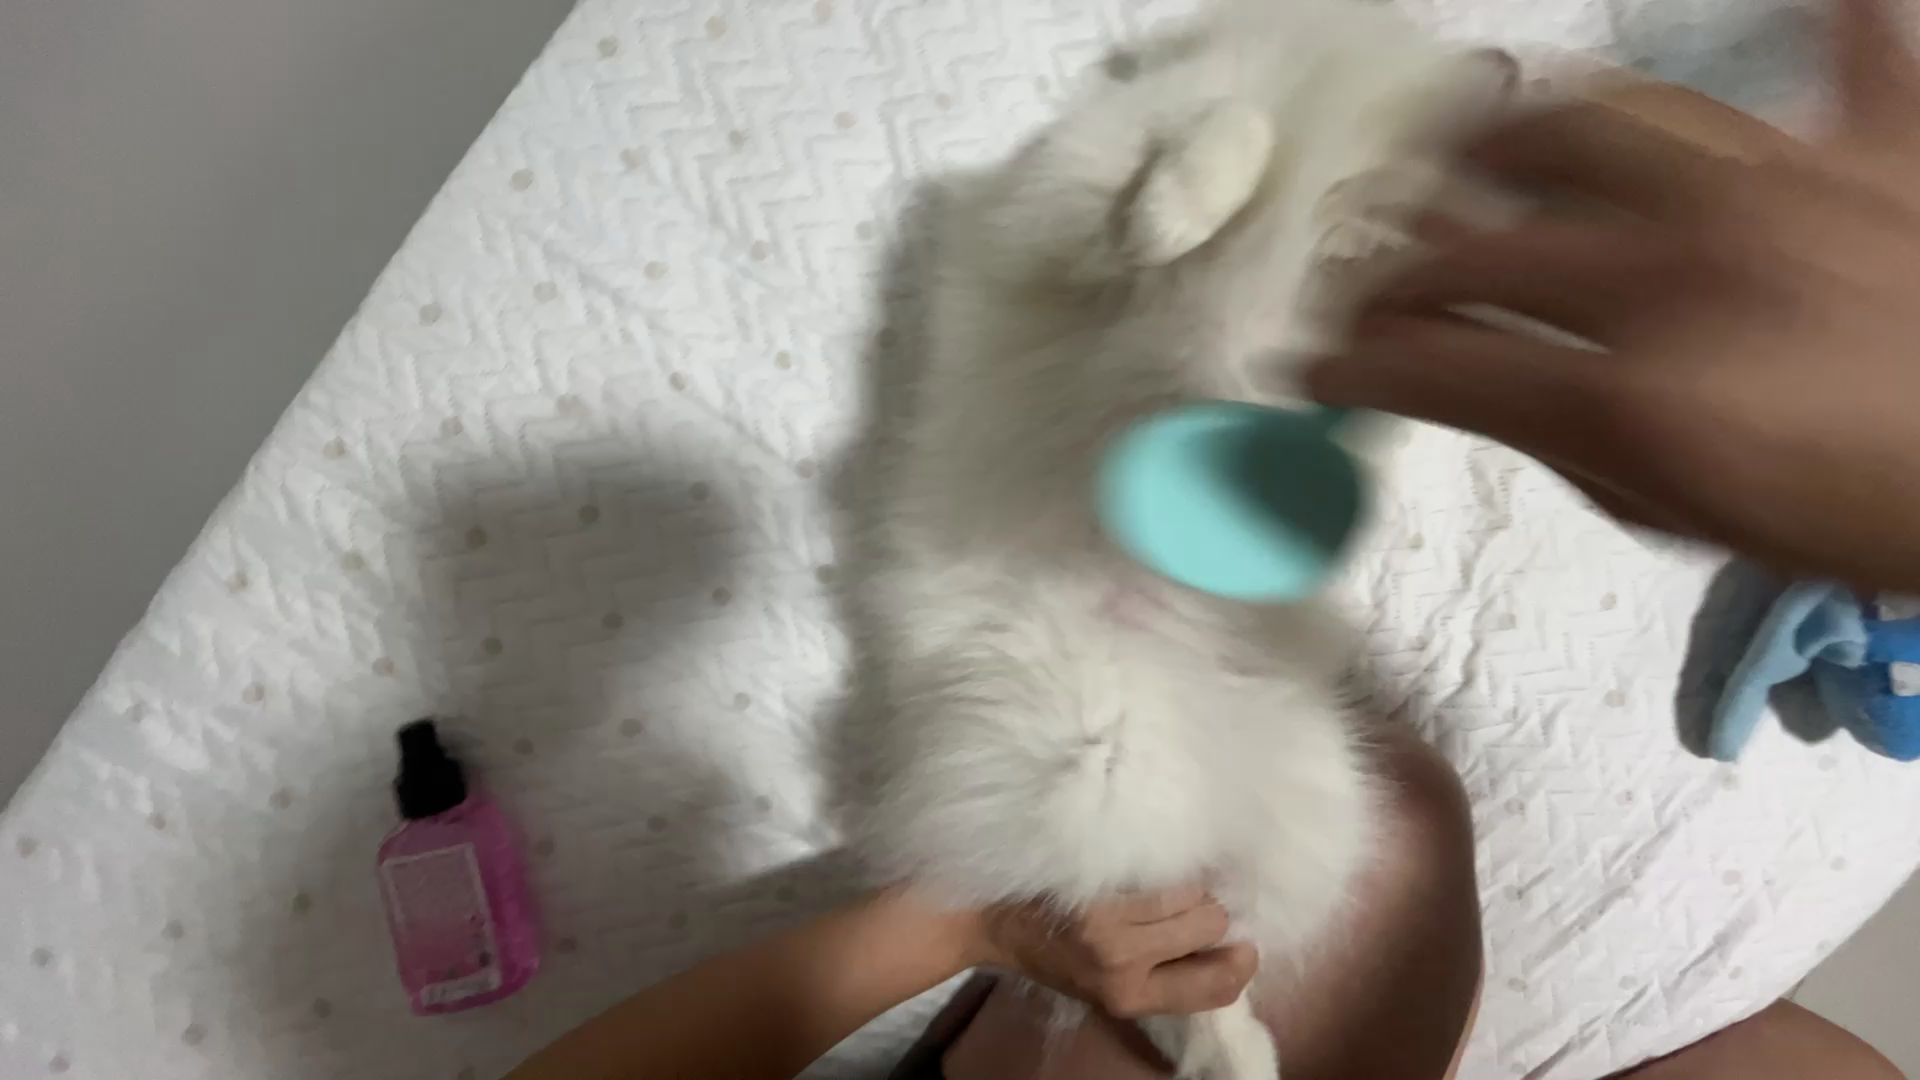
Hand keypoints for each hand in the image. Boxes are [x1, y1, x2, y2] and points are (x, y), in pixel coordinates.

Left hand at [973, 885, 1256, 1017]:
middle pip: (1210, 922)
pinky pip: (1156, 863)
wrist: (989, 918)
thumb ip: (1159, 976)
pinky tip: (1146, 854)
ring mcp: (1108, 915)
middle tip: (1186, 898)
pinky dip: (1161, 858)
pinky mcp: (1094, 878)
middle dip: (1208, 908)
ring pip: (1188, 888)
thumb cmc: (1051, 951)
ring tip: (1161, 875)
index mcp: (1130, 996)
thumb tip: (1222, 950)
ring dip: (1186, 879)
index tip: (1242, 941)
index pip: (1214, 986)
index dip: (1239, 961)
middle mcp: (1124, 959)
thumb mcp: (1105, 987)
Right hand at [1308, 0, 1919, 592]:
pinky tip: (1783, 3)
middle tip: (1354, 283)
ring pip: (1595, 128)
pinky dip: (1816, 26)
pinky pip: (1850, 54)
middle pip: (1471, 252)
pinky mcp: (1890, 148)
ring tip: (1453, 144)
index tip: (1313, 372)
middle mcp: (1682, 275)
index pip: (1425, 364)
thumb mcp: (1654, 507)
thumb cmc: (1839, 517)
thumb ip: (1545, 429)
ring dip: (1498, 138)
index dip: (1346, 367)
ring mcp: (1788, 194)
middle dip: (1383, 275)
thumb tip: (1468, 373)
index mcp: (1624, 393)